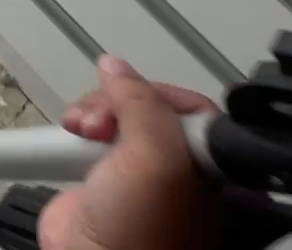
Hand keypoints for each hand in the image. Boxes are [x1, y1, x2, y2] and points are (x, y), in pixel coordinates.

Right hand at [37, 55, 218, 249]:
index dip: (153, 96)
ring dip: (91, 113)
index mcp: (220, 172)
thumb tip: (114, 65)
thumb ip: (142, 108)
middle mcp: (187, 169)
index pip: (193, 109)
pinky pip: (96, 134)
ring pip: (118, 117)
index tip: (125, 100)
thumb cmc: (141, 226)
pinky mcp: (107, 173)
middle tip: (94, 124)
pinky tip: (71, 136)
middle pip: (148, 107)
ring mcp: (145, 172)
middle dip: (113, 104)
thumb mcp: (155, 162)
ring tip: (77, 129)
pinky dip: (79, 128)